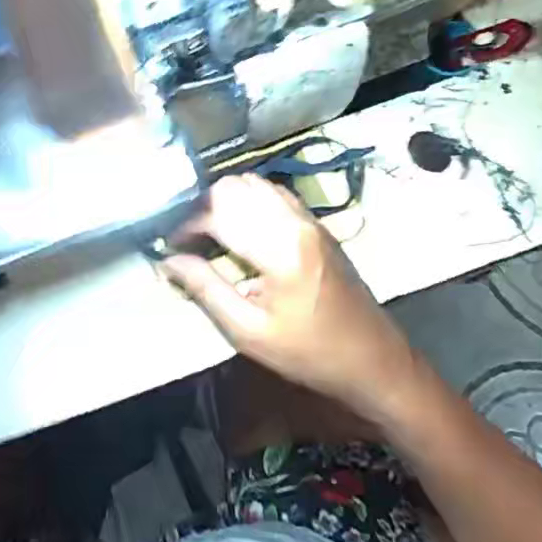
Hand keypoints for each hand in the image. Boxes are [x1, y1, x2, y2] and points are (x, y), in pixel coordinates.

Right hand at [160, 175, 425, 422]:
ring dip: (226, 200)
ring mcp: (308, 218)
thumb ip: (206, 289)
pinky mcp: (316, 222)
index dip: (186, 225)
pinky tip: (242, 228)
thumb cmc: (309, 353)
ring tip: (213, 232)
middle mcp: (294, 222)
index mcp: (280, 249)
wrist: (373, 358)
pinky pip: (273, 192)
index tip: (171, 246)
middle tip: (191, 239)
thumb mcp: (249, 332)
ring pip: (253, 183)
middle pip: (234, 186)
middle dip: (204, 207)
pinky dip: (249, 200)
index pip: (219, 212)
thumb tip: (168, 261)